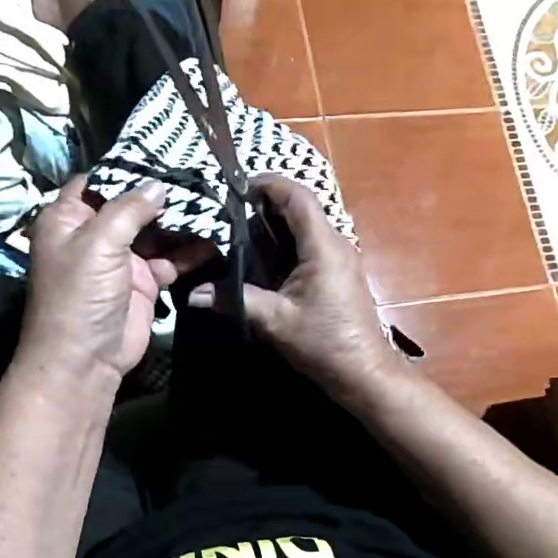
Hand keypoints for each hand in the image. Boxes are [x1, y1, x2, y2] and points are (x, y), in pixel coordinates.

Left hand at [21, 175, 202, 383]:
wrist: (86, 359)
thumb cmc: (79, 295)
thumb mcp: (98, 244)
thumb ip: (130, 209)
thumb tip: (159, 184)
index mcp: (70, 219)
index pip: (99, 181)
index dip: (128, 169)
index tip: (165, 156)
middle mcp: (95, 235)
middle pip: (134, 206)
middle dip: (165, 196)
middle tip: (201, 178)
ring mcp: (122, 259)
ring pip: (157, 232)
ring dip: (182, 223)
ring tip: (214, 204)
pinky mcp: (146, 282)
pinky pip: (171, 259)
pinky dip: (190, 252)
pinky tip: (214, 239)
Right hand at [188, 176, 404, 406]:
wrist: (363, 373)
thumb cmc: (324, 343)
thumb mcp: (275, 320)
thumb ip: (235, 300)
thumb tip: (194, 293)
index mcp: (324, 247)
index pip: (299, 197)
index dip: (269, 184)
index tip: (238, 187)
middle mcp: (337, 244)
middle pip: (303, 207)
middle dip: (267, 203)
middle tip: (231, 212)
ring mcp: (341, 258)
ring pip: (307, 225)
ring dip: (277, 224)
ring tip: (241, 232)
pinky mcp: (340, 273)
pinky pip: (312, 244)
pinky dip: (287, 242)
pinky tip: (263, 259)